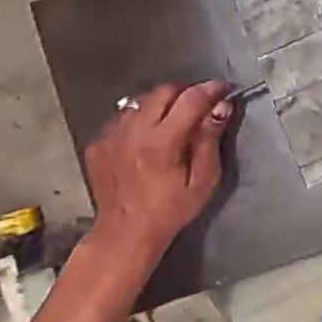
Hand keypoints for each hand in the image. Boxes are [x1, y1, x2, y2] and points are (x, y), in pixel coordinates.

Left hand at [84, 81, 234, 252]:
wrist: (126, 231)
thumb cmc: (172, 209)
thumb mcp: (204, 180)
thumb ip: (210, 140)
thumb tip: (221, 108)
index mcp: (162, 142)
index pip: (191, 99)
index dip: (211, 89)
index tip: (223, 89)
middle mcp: (133, 131)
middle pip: (163, 91)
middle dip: (186, 92)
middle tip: (200, 105)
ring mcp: (111, 135)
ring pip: (141, 100)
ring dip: (162, 103)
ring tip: (174, 120)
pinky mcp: (98, 142)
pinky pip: (123, 117)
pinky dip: (141, 118)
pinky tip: (148, 136)